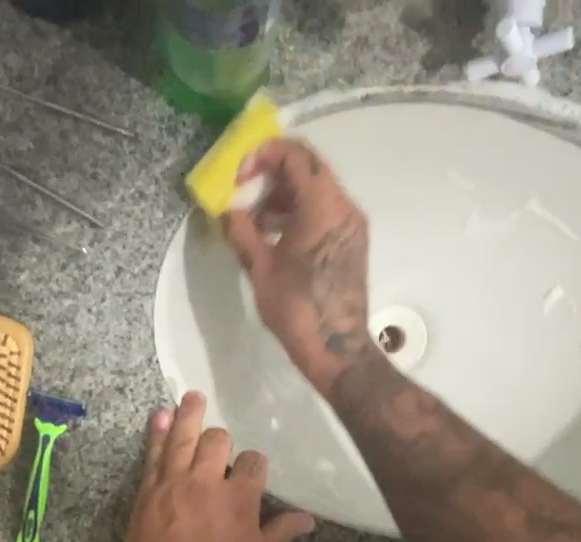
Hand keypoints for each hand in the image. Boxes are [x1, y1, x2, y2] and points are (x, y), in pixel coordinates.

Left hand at [113, 392, 315, 541]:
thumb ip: (279, 532)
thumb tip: (309, 520)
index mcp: (240, 500)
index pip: (254, 463)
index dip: (255, 467)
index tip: (251, 476)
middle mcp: (207, 483)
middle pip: (218, 442)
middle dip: (223, 441)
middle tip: (222, 445)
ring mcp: (172, 485)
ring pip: (183, 438)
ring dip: (190, 414)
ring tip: (194, 395)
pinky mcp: (145, 494)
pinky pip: (152, 455)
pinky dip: (157, 433)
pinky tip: (161, 416)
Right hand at [221, 138, 378, 395]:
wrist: (336, 348)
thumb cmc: (297, 309)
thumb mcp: (260, 269)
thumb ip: (242, 231)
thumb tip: (228, 212)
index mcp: (323, 206)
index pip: (295, 154)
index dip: (263, 155)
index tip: (240, 179)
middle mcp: (344, 207)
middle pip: (308, 168)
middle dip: (272, 175)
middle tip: (245, 196)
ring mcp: (352, 225)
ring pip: (317, 190)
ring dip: (284, 195)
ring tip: (255, 220)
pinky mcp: (352, 243)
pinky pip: (325, 211)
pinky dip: (300, 212)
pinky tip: (276, 236)